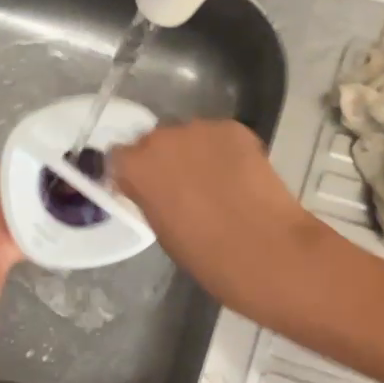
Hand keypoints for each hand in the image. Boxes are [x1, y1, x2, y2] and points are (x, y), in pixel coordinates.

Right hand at [111, 120, 344, 316]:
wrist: (264, 248)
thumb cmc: (204, 253)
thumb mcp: (160, 227)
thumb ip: (149, 197)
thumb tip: (155, 188)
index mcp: (135, 167)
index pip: (119, 158)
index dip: (132, 174)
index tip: (143, 191)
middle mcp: (162, 138)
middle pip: (153, 142)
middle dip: (164, 160)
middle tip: (182, 189)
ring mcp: (200, 129)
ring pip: (188, 137)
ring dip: (194, 153)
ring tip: (216, 183)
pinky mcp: (235, 129)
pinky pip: (219, 137)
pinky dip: (224, 151)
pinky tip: (239, 176)